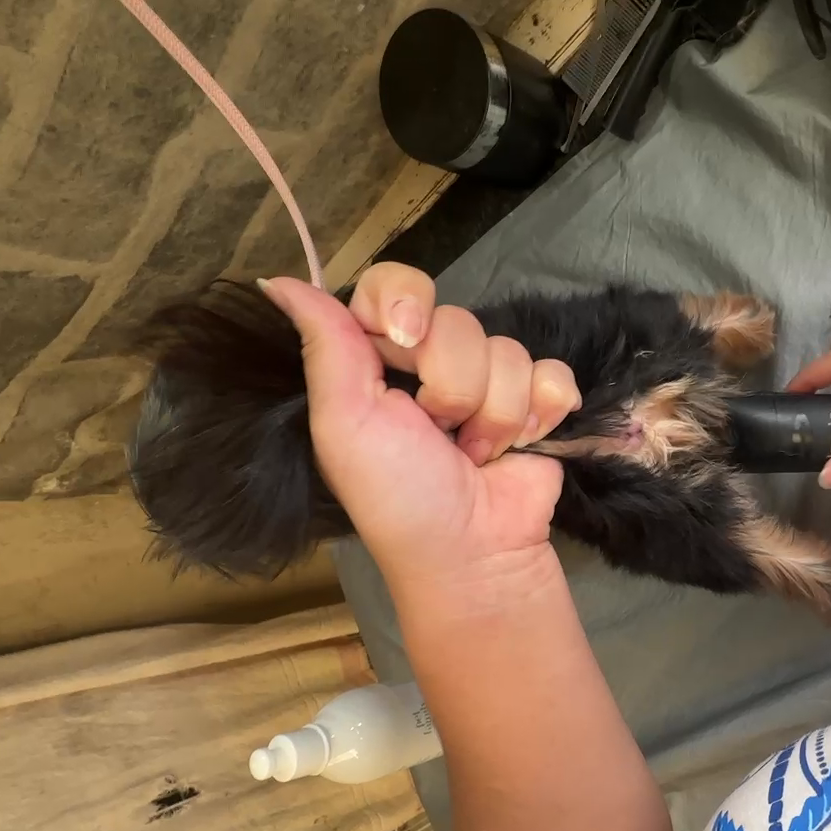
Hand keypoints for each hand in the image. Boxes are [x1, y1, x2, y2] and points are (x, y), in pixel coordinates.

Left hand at [259, 263, 580, 598]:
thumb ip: (326, 346)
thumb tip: (276, 280)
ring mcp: (496, 384)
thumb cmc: (400, 495)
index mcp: (384, 360)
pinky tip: (524, 444)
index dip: (406, 304)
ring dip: (494, 416)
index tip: (405, 343)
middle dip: (453, 387)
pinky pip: (554, 374)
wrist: (474, 550)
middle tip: (441, 433)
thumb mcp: (345, 425)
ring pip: (510, 352)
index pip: (397, 285)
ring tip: (479, 455)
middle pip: (460, 321)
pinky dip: (543, 412)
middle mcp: (440, 364)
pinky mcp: (543, 404)